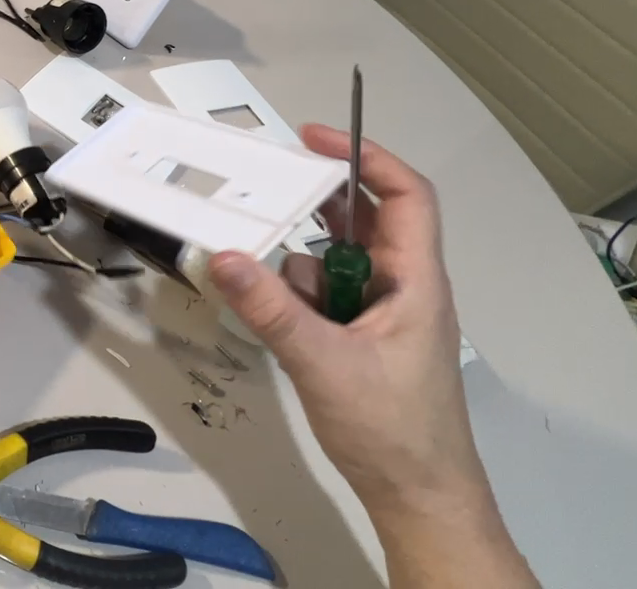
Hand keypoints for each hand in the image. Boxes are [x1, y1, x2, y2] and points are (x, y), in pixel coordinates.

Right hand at [206, 125, 488, 516]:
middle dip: (316, 196)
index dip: (367, 159)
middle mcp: (398, 286)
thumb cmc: (391, 429)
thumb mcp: (323, 363)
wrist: (415, 497)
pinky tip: (265, 303)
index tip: (314, 138)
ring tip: (252, 246)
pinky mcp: (354, 332)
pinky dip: (289, 285)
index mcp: (413, 282)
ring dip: (296, 248)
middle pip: (364, 218)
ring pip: (335, 255)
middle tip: (264, 181)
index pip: (407, 198)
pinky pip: (319, 289)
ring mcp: (376, 311)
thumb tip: (222, 255)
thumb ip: (270, 309)